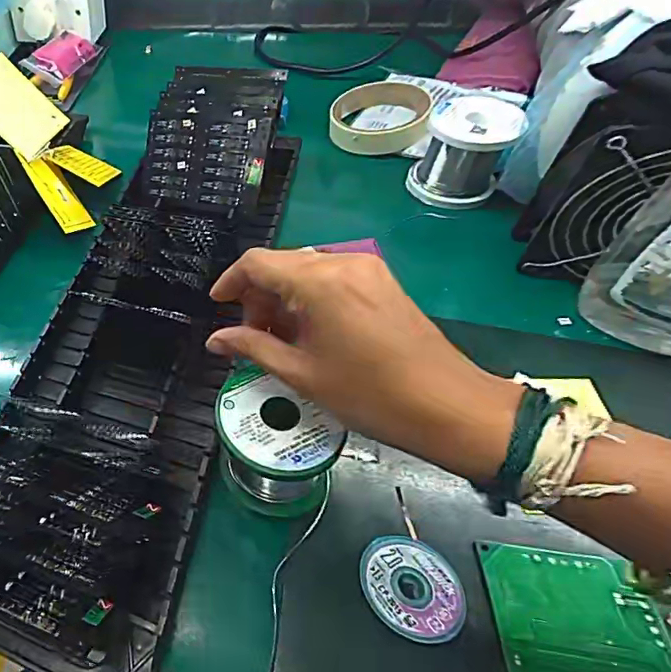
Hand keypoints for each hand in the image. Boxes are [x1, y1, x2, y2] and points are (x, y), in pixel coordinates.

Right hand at [204, 248, 519, 481]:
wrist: (453, 409)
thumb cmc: (371, 395)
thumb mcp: (301, 373)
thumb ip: (252, 347)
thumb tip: (216, 340)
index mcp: (319, 282)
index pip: (256, 263)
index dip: (229, 281)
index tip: (217, 306)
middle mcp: (343, 264)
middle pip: (280, 264)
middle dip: (257, 295)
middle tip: (250, 334)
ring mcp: (367, 270)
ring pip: (305, 270)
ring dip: (282, 297)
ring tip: (278, 338)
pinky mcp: (382, 282)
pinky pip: (331, 277)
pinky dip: (309, 297)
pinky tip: (308, 331)